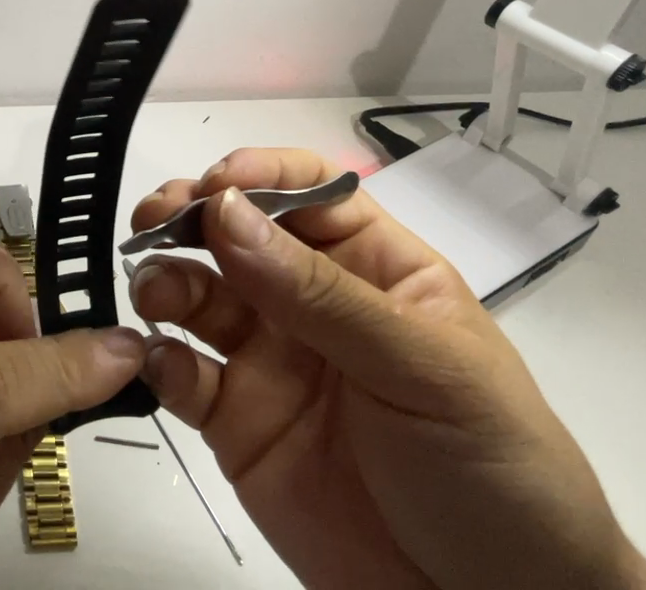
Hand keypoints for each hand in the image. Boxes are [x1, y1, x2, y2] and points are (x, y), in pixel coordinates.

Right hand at [129, 148, 645, 589]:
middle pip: (235, 232)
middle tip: (153, 220)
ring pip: (195, 293)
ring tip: (154, 294)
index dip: (259, 175)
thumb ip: (318, 293)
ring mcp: (267, 358)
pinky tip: (158, 362)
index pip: (309, 192)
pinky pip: (179, 373)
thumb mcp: (422, 369)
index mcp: (373, 269)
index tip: (214, 185)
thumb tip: (225, 211)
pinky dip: (155, 358)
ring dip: (164, 279)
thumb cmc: (492, 470)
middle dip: (190, 215)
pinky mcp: (232, 419)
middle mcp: (310, 302)